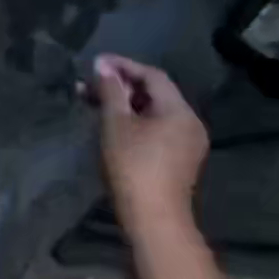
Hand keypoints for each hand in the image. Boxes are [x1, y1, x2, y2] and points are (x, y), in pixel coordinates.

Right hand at [89, 54, 208, 228]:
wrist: (152, 216)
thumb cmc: (132, 164)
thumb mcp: (116, 123)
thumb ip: (110, 90)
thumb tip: (103, 66)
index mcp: (179, 111)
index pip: (152, 76)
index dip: (123, 65)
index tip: (95, 62)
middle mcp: (189, 123)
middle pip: (154, 93)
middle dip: (120, 85)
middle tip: (89, 82)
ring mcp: (186, 143)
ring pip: (152, 111)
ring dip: (123, 102)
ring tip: (91, 100)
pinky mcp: (177, 158)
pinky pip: (155, 127)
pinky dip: (132, 119)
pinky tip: (109, 121)